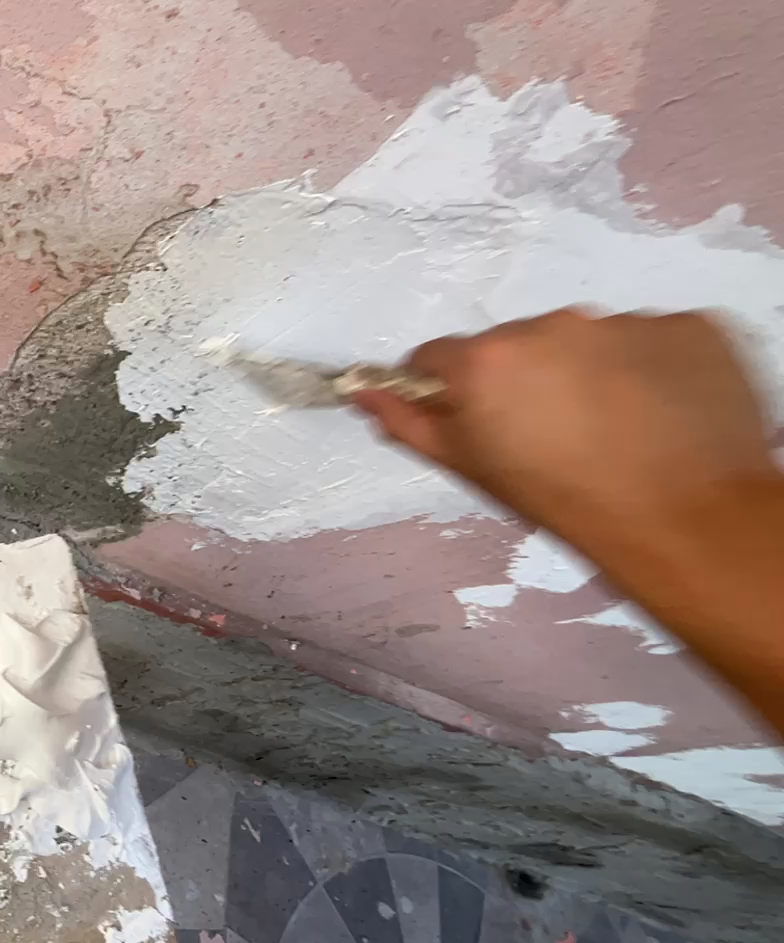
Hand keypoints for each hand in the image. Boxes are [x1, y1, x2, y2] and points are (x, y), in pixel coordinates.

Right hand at [352, 309, 779, 552]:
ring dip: (572, 367)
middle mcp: (549, 325)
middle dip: (510, 374)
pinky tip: (643, 405)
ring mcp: (625, 322)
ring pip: (576, 339)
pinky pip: (643, 338)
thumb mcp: (459, 461)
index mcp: (483, 359)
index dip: (439, 386)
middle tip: (532, 424)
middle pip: (508, 343)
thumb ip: (403, 420)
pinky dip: (636, 365)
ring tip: (596, 417)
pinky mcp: (690, 326)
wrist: (676, 510)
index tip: (462, 414)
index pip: (435, 356)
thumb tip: (361, 392)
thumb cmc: (546, 490)